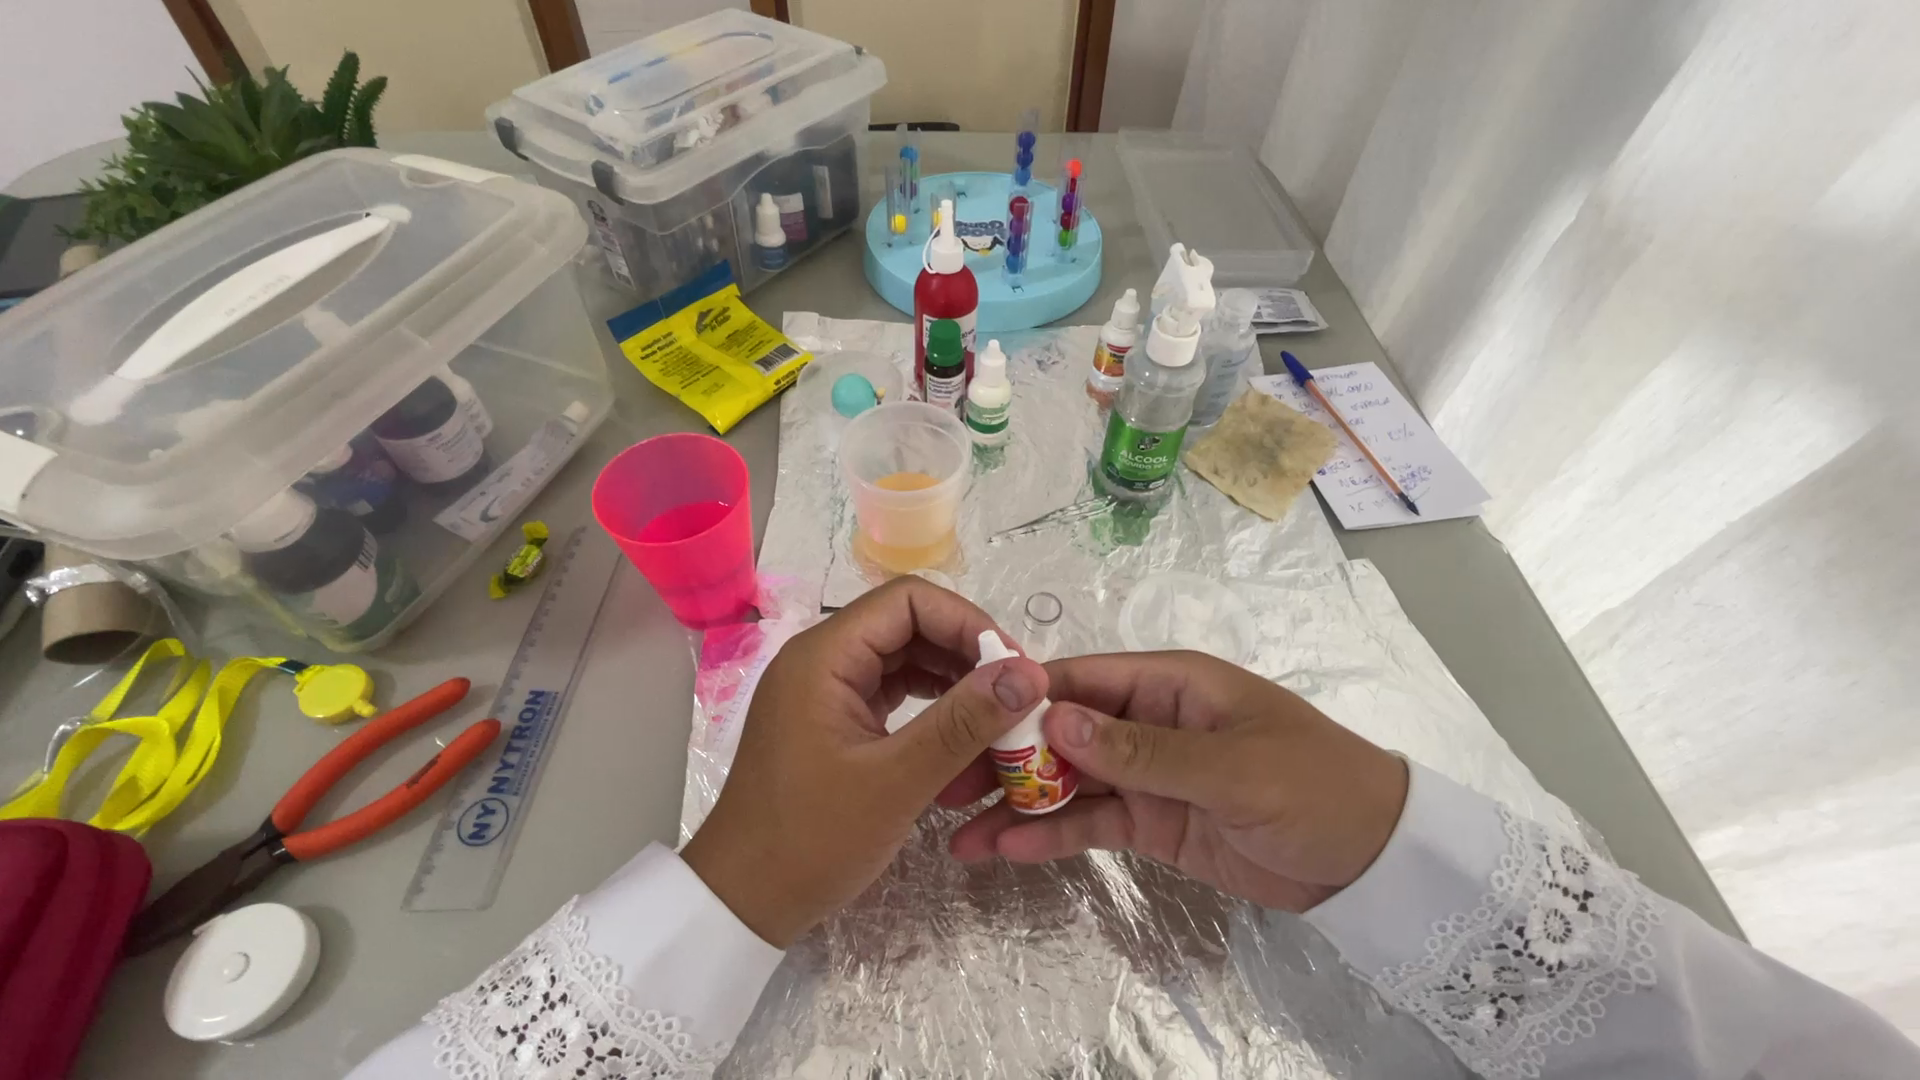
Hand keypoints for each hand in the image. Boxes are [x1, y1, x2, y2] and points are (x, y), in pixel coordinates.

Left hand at [681, 577, 1047, 946]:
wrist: (741, 902)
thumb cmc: (810, 840)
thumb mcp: (896, 782)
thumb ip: (963, 723)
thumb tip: (1029, 674)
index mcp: (824, 656)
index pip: (907, 600)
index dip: (966, 622)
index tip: (1012, 667)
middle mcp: (823, 658)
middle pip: (907, 623)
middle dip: (964, 650)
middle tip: (1013, 692)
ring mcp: (826, 688)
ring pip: (902, 655)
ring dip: (951, 675)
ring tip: (997, 710)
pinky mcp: (833, 717)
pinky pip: (890, 688)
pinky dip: (930, 700)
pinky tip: (962, 727)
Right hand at [948, 651, 1407, 911]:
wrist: (1375, 859)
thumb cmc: (1312, 785)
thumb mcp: (1230, 767)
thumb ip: (1141, 750)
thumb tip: (1055, 722)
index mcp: (1167, 684)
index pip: (1080, 680)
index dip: (1022, 697)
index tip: (963, 718)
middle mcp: (1146, 721)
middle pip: (1061, 733)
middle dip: (1005, 755)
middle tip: (944, 781)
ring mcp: (1145, 774)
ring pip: (1067, 782)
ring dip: (1016, 803)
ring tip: (957, 830)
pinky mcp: (1151, 821)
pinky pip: (1091, 823)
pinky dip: (1050, 836)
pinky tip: (1005, 851)